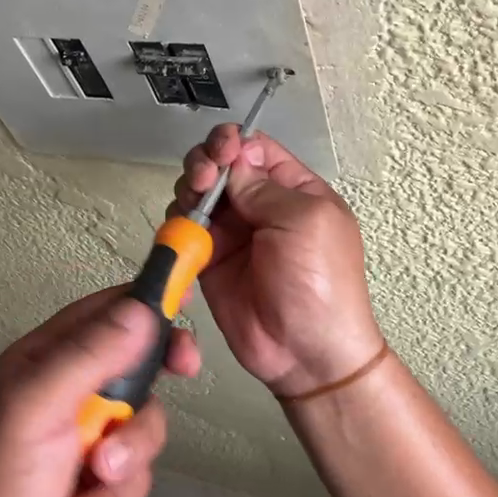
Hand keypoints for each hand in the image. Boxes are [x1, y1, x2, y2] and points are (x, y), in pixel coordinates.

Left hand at [0, 290, 200, 496]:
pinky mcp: (109, 482)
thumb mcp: (33, 409)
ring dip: (128, 454)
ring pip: (149, 421)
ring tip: (94, 477)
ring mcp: (93, 437)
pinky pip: (141, 475)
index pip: (106, 310)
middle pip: (140, 359)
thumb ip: (87, 356)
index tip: (182, 305)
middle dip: (159, 371)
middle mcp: (74, 391)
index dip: (147, 302)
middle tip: (183, 366)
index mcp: (47, 359)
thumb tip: (139, 310)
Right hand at [169, 127, 383, 398]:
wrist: (306, 353)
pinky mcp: (208, 260)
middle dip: (205, 162)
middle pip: (219, 165)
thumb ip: (264, 186)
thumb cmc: (321, 282)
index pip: (254, 148)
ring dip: (189, 190)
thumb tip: (233, 159)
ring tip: (193, 206)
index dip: (232, 143)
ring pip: (197, 193)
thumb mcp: (305, 221)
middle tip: (204, 180)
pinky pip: (183, 231)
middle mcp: (259, 205)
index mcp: (293, 189)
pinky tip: (183, 232)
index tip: (221, 153)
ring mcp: (232, 233)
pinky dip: (177, 224)